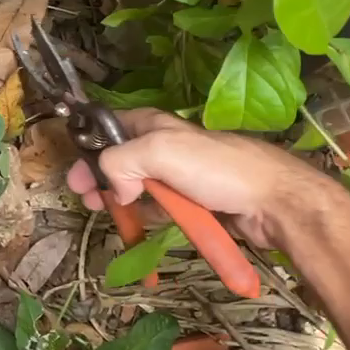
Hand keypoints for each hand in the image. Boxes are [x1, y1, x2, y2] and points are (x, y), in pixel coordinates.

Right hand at [63, 109, 337, 247]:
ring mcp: (177, 174)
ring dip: (119, 199)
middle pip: (117, 159)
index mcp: (151, 125)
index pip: (107, 128)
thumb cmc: (215, 168)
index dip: (87, 148)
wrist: (274, 201)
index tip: (75, 174)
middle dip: (99, 178)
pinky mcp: (191, 200)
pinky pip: (159, 206)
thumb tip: (111, 186)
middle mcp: (162, 145)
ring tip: (107, 213)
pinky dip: (145, 215)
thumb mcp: (158, 152)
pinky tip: (136, 224)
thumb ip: (119, 161)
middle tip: (86, 198)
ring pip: (136, 185)